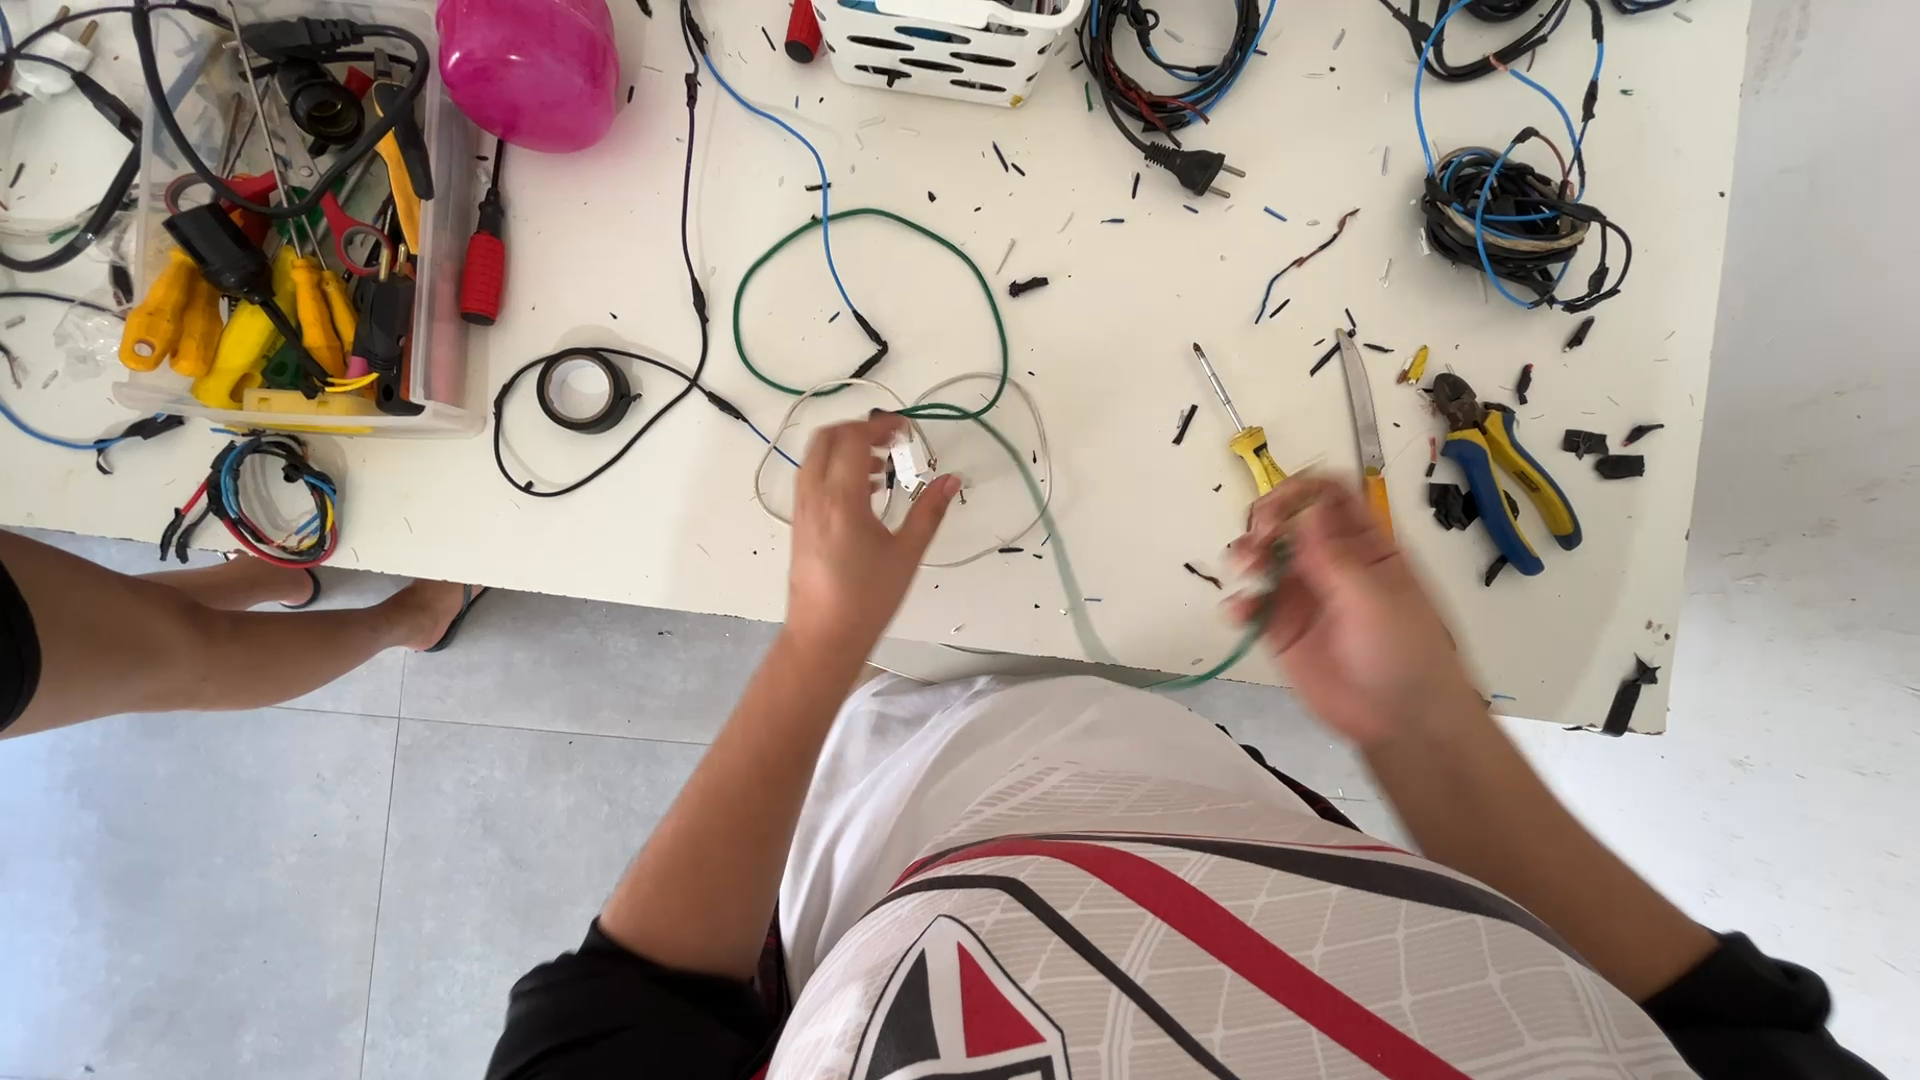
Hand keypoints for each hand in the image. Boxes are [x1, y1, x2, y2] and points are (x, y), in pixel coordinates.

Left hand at [786, 413, 958, 652]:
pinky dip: (834, 470)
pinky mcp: (799, 523)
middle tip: (889, 440)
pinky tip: (863, 492)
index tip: (905, 429)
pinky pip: (812, 479)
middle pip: (827, 438)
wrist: (823, 636)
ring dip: (845, 449)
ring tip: (880, 467)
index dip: (880, 426)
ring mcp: (802, 510)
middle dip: (858, 430)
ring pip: (815, 457)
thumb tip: (951, 480)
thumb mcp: (906, 553)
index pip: (854, 440)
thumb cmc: (868, 598)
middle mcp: (814, 496)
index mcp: (841, 499)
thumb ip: (929, 511)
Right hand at [1228, 474, 1480, 747]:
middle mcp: (1328, 562)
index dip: (1299, 492)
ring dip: (1245, 555)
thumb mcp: (1375, 597)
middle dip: (1264, 523)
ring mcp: (1301, 594)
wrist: (1399, 720)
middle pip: (1285, 521)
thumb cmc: (1404, 652)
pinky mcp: (1278, 628)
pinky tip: (1239, 613)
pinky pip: (1249, 605)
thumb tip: (1306, 508)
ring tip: (1244, 570)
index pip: (1328, 497)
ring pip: (1261, 557)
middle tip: (1260, 543)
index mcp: (1363, 546)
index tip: (1275, 509)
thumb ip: (1334, 554)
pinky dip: (1238, 603)